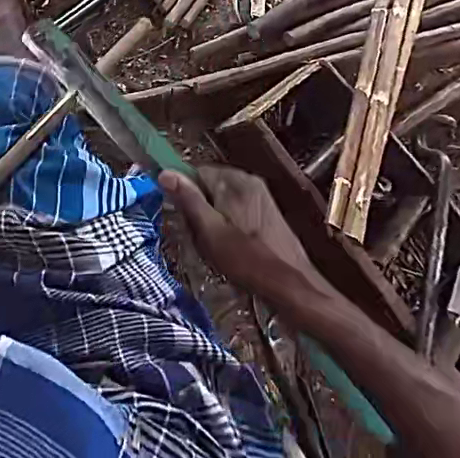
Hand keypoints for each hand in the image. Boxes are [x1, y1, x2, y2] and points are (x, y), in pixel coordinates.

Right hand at [158, 166, 323, 302]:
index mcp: (233, 179)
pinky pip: (238, 206)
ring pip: (223, 197)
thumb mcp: (210, 232)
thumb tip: (165, 172)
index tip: (186, 219)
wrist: (294, 287)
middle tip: (202, 235)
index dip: (185, 194)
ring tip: (218, 244)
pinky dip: (231, 221)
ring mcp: (261, 194)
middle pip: (209, 184)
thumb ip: (188, 199)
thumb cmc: (248, 260)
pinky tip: (235, 246)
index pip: (194, 172)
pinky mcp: (269, 210)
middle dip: (201, 206)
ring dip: (215, 216)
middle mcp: (248, 179)